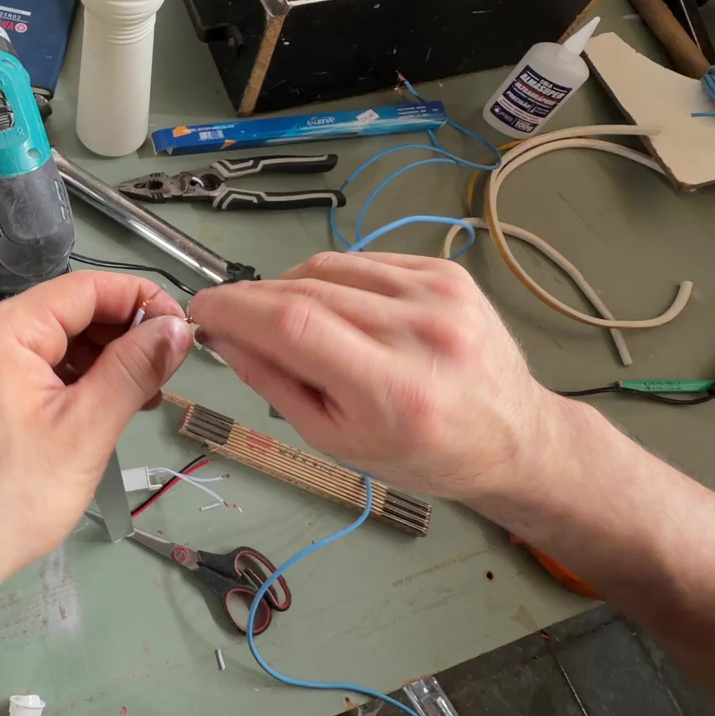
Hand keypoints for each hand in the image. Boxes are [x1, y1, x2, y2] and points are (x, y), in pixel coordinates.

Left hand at [0, 271, 189, 604]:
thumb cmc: (11, 497)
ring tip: (141, 398)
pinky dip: (75, 381)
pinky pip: (36, 368)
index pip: (86, 288)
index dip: (141, 300)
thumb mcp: (85, 430)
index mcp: (2, 329)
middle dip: (124, 336)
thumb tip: (177, 327)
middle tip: (165, 375)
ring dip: (104, 361)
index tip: (182, 330)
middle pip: (70, 311)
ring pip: (57, 341)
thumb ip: (134, 369)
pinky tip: (103, 408)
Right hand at [189, 252, 571, 504]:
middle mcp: (421, 332)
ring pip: (328, 266)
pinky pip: (361, 260)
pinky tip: (335, 308)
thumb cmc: (420, 455)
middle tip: (229, 316)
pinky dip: (331, 279)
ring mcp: (439, 294)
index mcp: (393, 391)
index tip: (202, 310)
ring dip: (288, 286)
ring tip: (289, 321)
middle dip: (252, 298)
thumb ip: (274, 384)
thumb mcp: (336, 440)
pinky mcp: (447, 271)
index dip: (235, 308)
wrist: (512, 436)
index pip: (293, 324)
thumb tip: (223, 336)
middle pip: (305, 288)